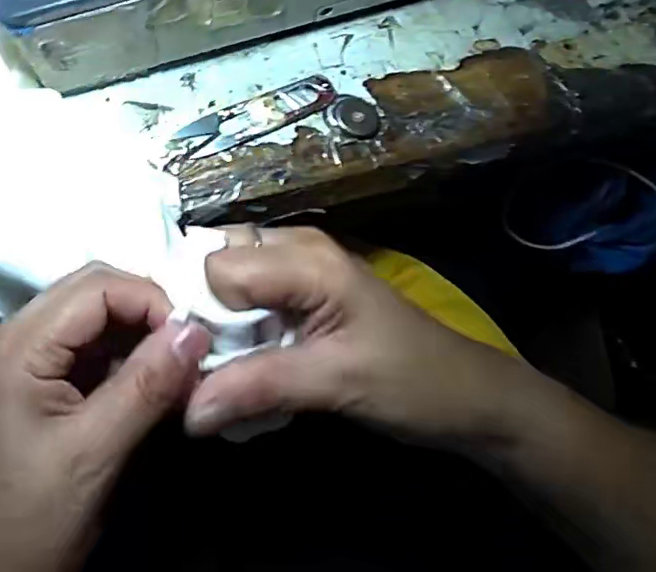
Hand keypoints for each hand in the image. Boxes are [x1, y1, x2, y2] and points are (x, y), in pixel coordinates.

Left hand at [0, 263, 212, 571]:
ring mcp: (35, 351)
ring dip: (143, 329)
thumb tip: (197, 329)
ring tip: (180, 363)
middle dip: (148, 308)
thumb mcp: (96, 451)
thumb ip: (147, 384)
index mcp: (23, 340)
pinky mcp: (49, 373)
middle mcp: (24, 330)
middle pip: (97, 287)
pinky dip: (132, 350)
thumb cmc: (35, 515)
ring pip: (101, 310)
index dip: (150, 299)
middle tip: (189, 346)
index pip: (97, 286)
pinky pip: (98, 340)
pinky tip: (157, 376)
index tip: (193, 338)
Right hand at [184, 227, 543, 449]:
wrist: (468, 395)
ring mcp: (300, 262)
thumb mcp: (333, 385)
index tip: (203, 361)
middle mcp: (295, 245)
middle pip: (220, 261)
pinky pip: (251, 290)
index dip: (205, 313)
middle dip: (207, 311)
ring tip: (230, 366)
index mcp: (305, 257)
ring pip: (231, 275)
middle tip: (213, 362)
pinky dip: (241, 325)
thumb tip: (187, 411)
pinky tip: (251, 361)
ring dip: (223, 321)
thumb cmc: (410, 382)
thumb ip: (257, 387)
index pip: (218, 267)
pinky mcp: (304, 285)